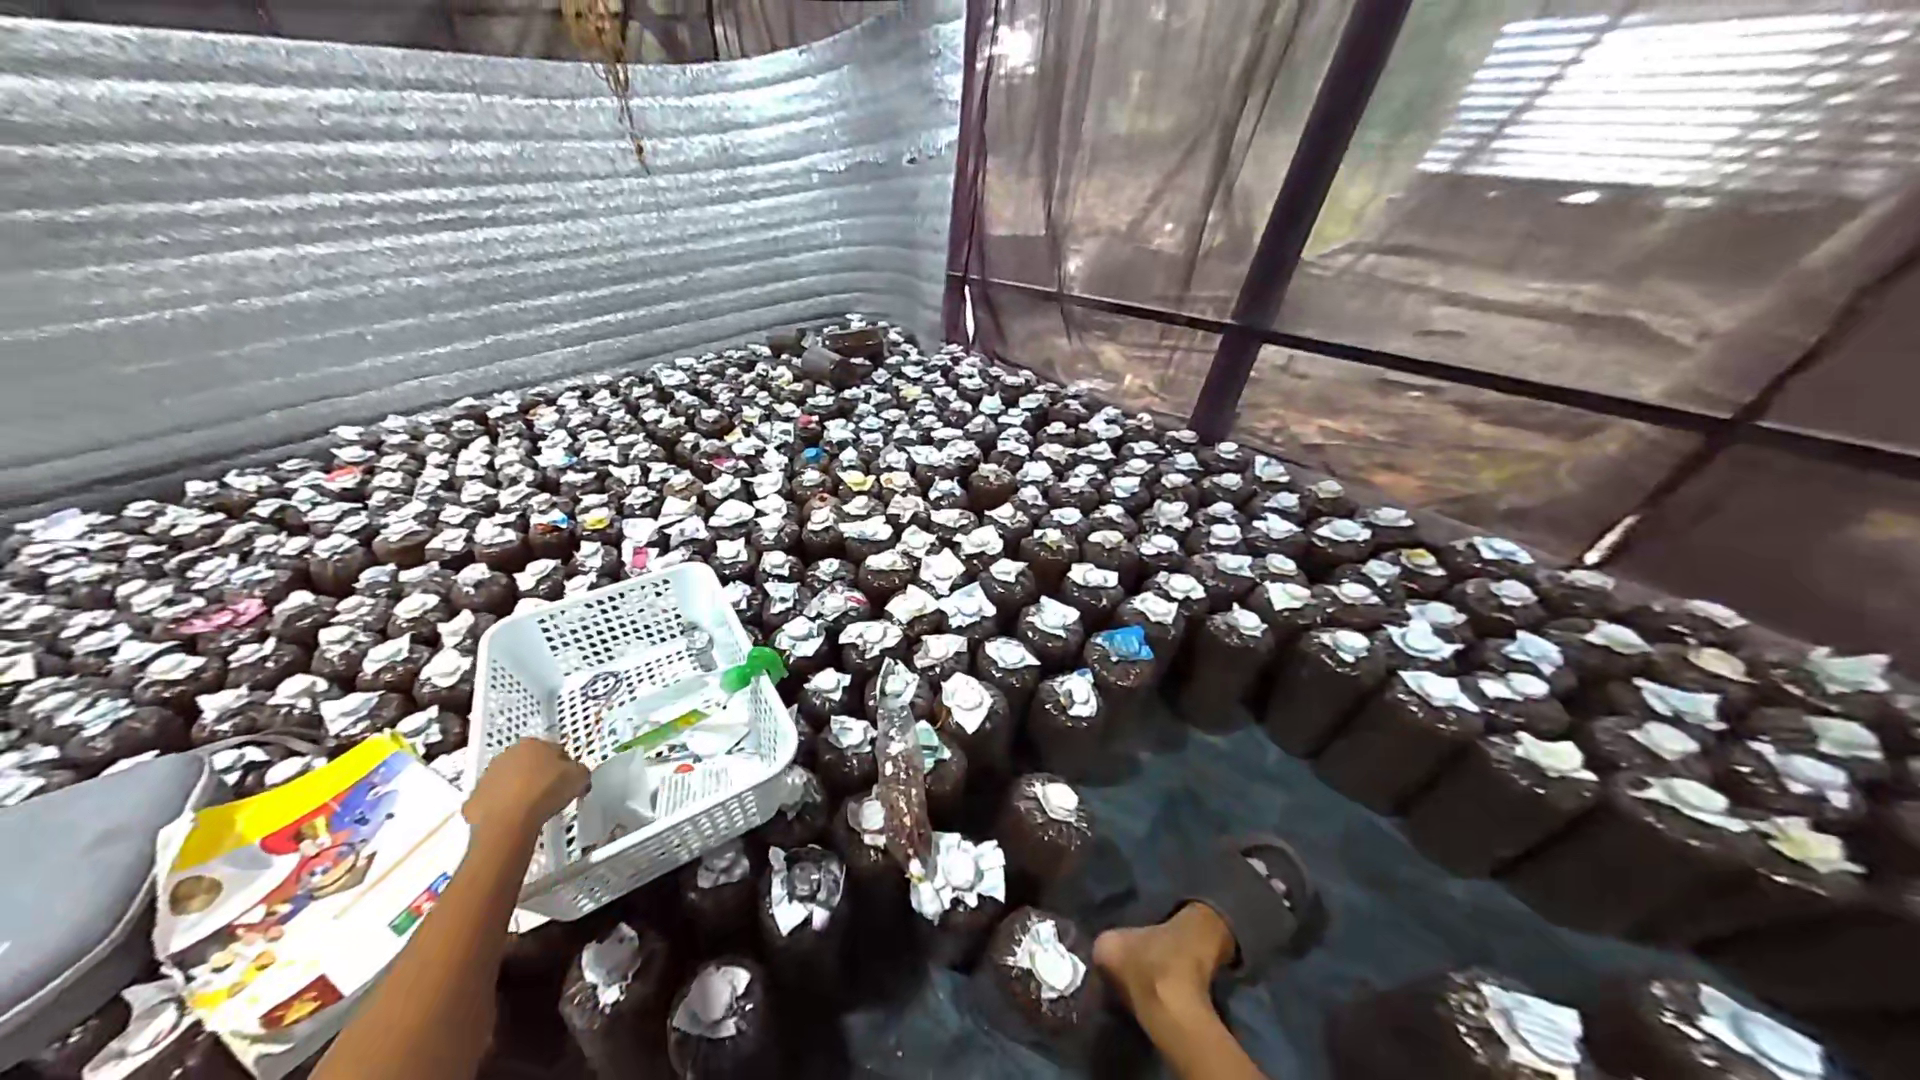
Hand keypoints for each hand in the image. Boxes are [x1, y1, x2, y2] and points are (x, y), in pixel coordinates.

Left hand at [463, 738, 589, 838]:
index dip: (563, 765)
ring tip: (531, 808)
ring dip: (518, 789)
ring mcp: (486, 777)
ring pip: (508, 781)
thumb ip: (579, 770)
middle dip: (538, 774)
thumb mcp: (580, 776)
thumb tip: (575, 774)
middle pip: (528, 763)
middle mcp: (506, 754)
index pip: (554, 750)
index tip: (567, 780)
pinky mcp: (472, 800)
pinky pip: (493, 801)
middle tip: (550, 793)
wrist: (508, 822)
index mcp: (532, 744)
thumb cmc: (547, 791)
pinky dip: (501, 807)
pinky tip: (512, 819)